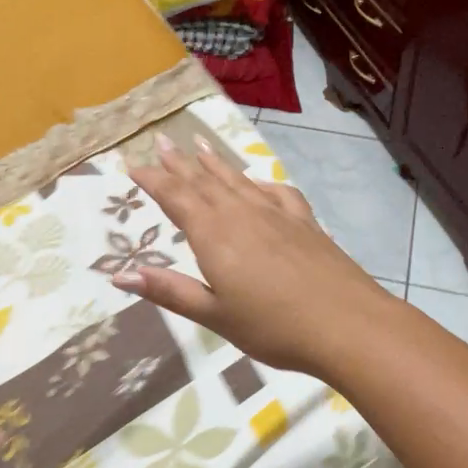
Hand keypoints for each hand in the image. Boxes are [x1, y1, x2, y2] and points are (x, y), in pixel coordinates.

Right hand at [120, 132, 398, 374]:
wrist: (347, 323)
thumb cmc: (274, 327)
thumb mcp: (215, 315)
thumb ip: (170, 291)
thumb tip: (120, 274)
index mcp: (215, 235)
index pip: (176, 198)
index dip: (154, 180)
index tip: (134, 163)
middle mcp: (242, 214)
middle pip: (205, 182)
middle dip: (181, 163)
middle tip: (163, 141)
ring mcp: (277, 214)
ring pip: (238, 181)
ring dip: (216, 163)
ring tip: (200, 146)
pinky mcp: (304, 221)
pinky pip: (275, 191)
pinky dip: (259, 182)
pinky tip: (258, 182)